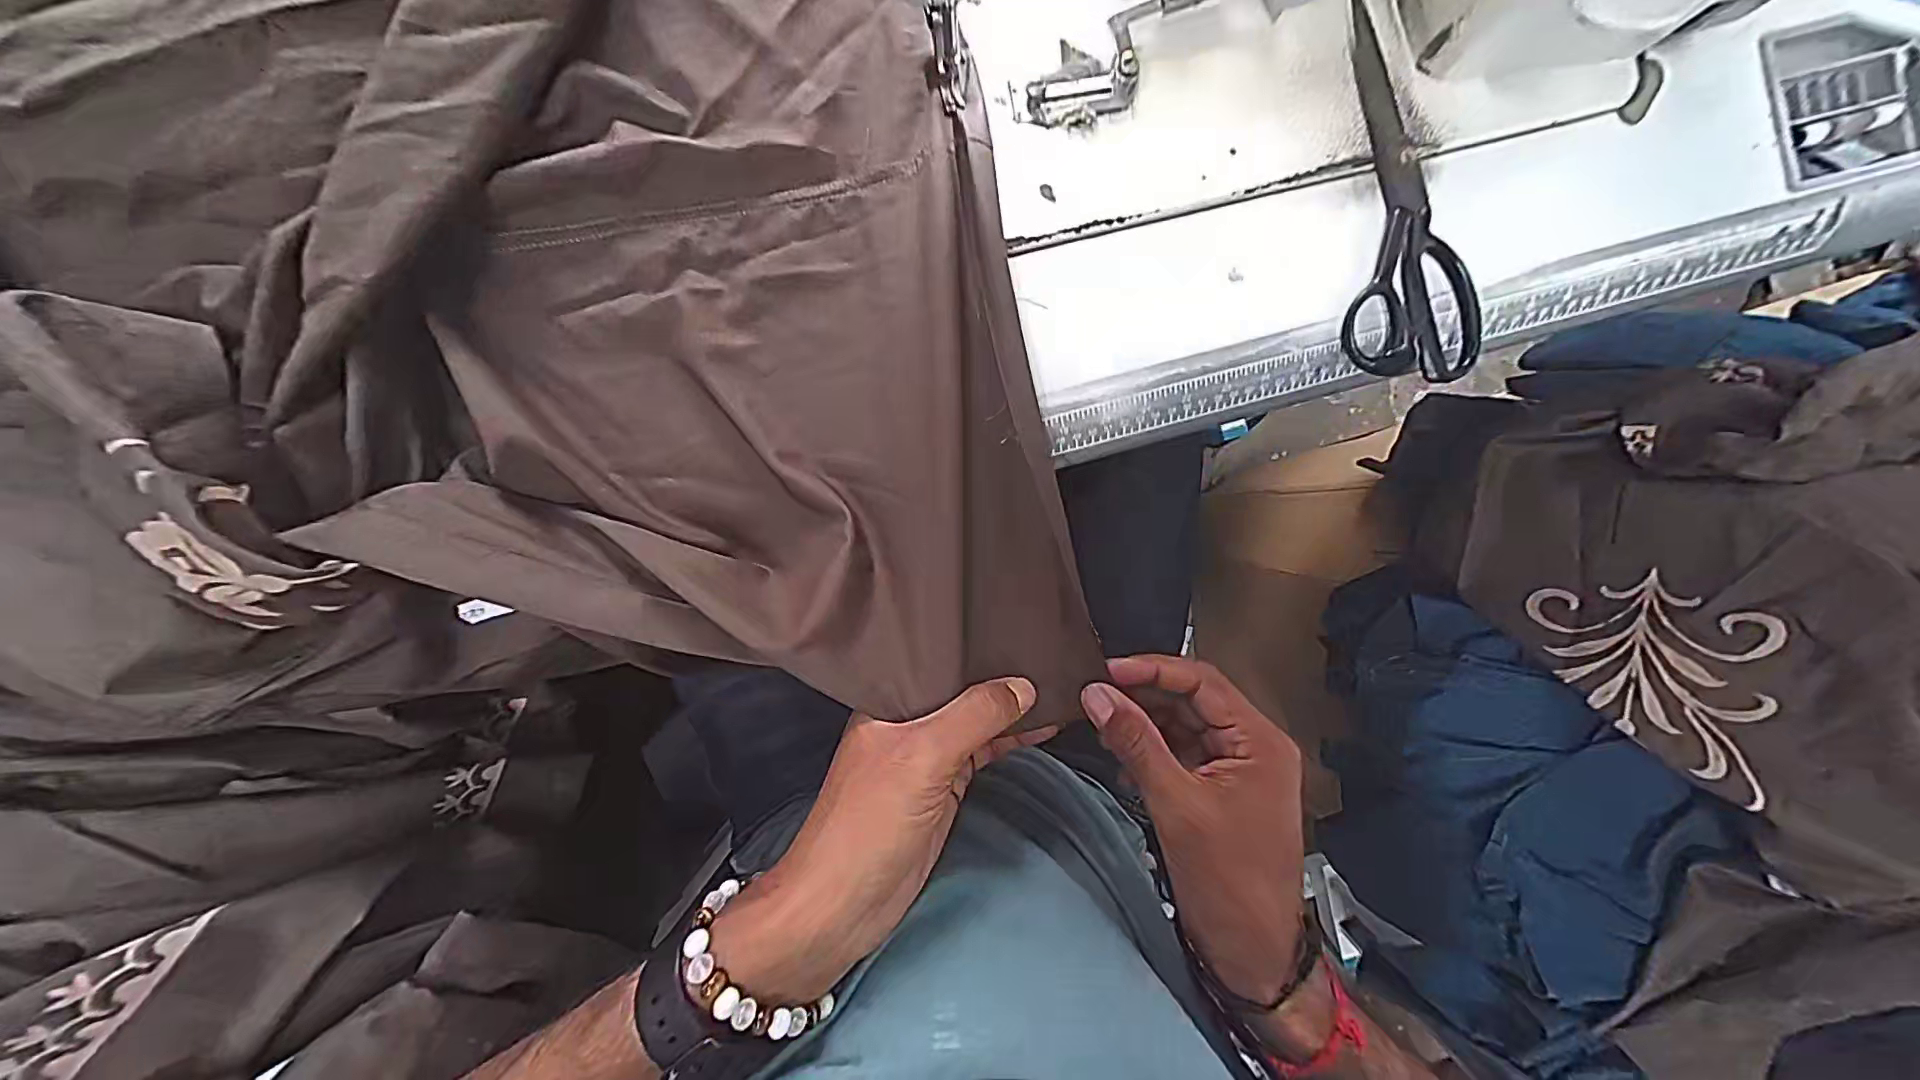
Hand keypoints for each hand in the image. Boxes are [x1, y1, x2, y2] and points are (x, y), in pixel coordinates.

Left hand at [709, 678, 1054, 1002]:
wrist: (843, 906)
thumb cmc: (866, 825)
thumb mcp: (924, 755)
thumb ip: (973, 716)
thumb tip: (1022, 687)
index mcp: (889, 705)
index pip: (939, 664)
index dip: (976, 650)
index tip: (1017, 634)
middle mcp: (906, 726)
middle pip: (961, 694)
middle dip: (999, 680)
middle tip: (1045, 659)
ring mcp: (925, 759)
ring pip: (975, 725)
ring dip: (1009, 713)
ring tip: (1053, 692)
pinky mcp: (941, 790)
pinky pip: (981, 756)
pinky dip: (1008, 744)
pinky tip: (1035, 732)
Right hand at [1082, 655, 1306, 1005]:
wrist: (1252, 952)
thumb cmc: (1229, 882)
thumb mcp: (1175, 803)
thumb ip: (1136, 742)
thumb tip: (1098, 695)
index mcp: (1259, 741)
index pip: (1202, 681)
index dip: (1153, 670)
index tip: (1108, 671)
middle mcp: (1253, 746)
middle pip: (1192, 700)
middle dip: (1143, 696)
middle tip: (1098, 696)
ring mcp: (1237, 767)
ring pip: (1183, 724)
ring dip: (1144, 722)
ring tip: (1104, 724)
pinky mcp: (1219, 786)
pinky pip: (1181, 750)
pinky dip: (1151, 748)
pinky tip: (1123, 755)